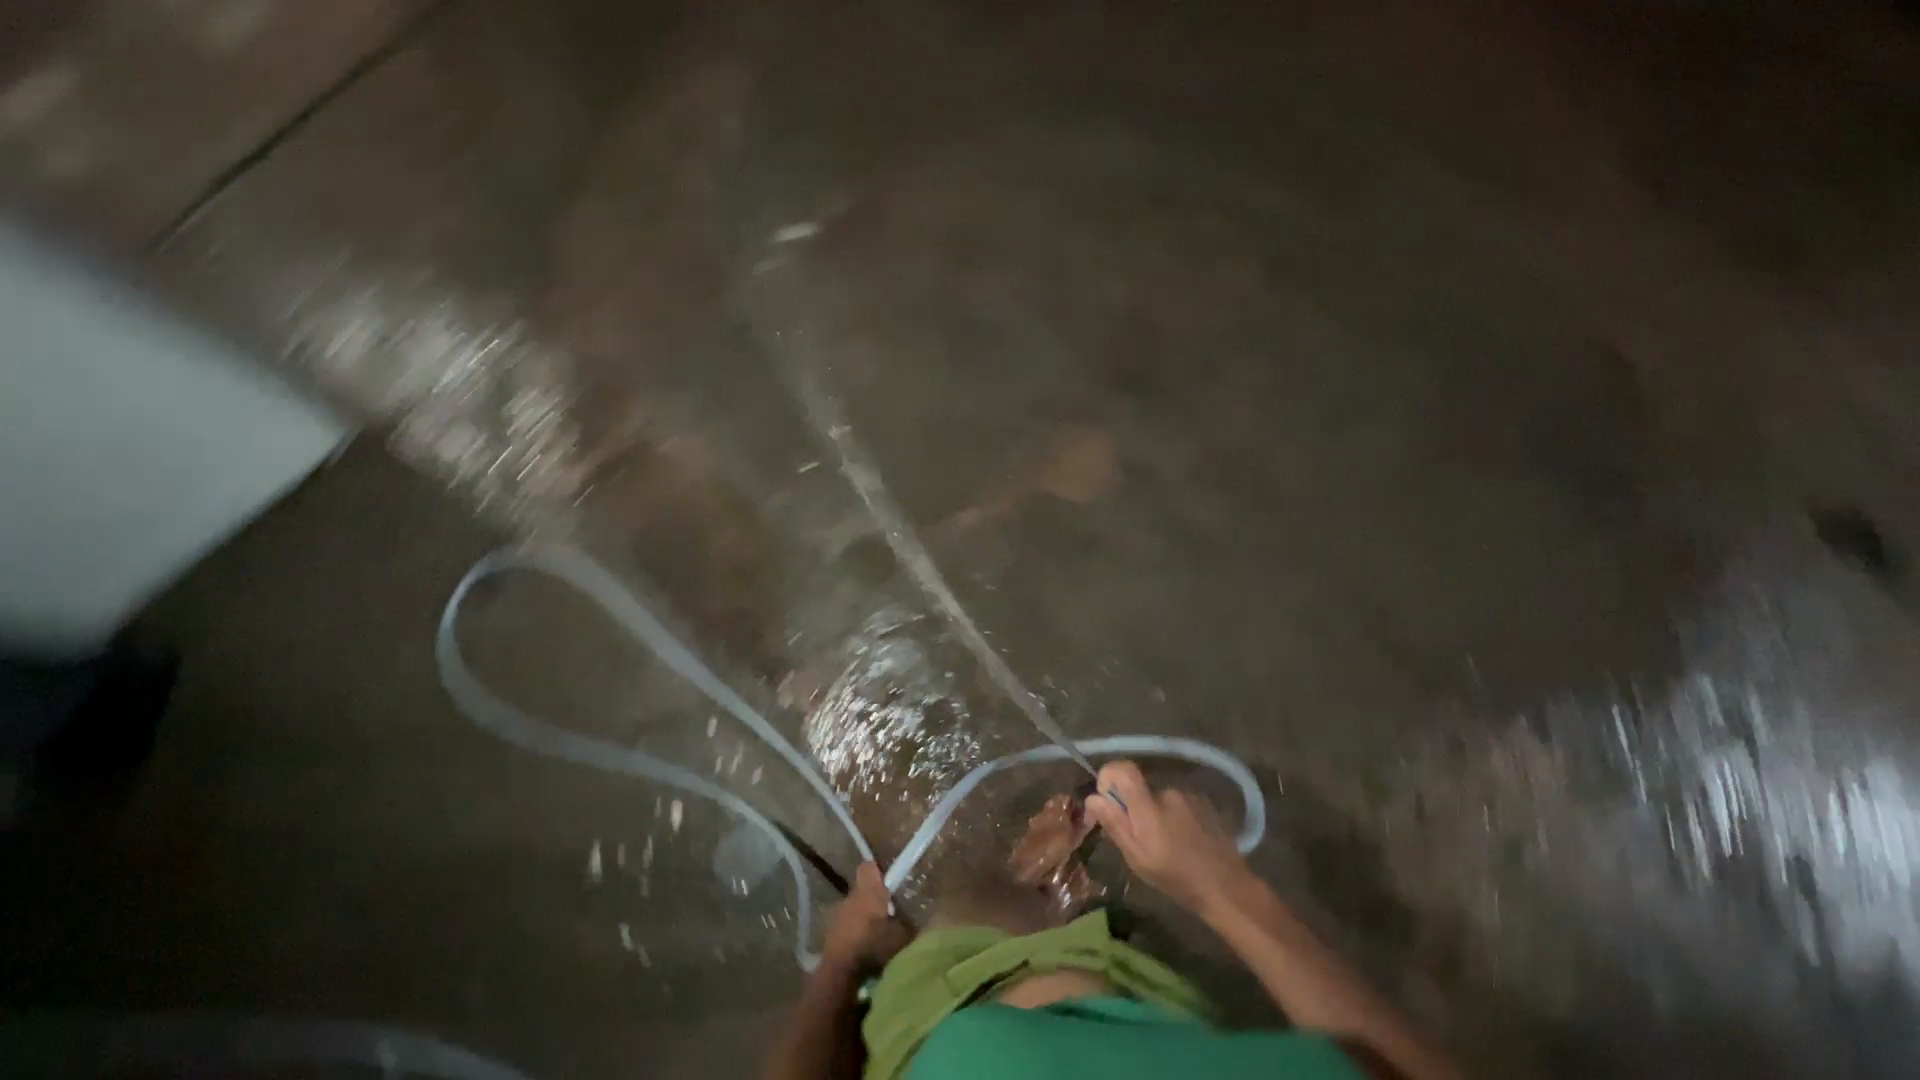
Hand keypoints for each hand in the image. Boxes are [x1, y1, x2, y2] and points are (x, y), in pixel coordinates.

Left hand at [821, 862, 910, 970]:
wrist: (840, 973)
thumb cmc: (873, 947)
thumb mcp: (901, 936)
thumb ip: (907, 923)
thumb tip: (911, 918)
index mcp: (868, 892)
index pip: (869, 868)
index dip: (878, 872)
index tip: (888, 882)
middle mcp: (849, 898)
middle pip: (862, 891)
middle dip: (873, 900)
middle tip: (888, 914)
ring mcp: (837, 916)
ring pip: (853, 909)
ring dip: (863, 918)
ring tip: (876, 935)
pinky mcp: (829, 934)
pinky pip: (846, 926)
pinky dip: (854, 933)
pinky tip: (863, 949)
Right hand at [1085, 760, 1255, 915]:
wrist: (1226, 886)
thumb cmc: (1176, 877)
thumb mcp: (1137, 858)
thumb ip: (1115, 824)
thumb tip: (1093, 798)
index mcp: (1149, 806)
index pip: (1123, 769)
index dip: (1109, 776)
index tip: (1108, 801)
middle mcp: (1169, 792)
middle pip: (1141, 787)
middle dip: (1135, 807)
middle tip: (1142, 839)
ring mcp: (1190, 795)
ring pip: (1161, 796)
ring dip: (1157, 812)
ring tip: (1167, 843)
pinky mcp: (1205, 801)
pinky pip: (1179, 801)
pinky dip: (1175, 815)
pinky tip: (1185, 840)